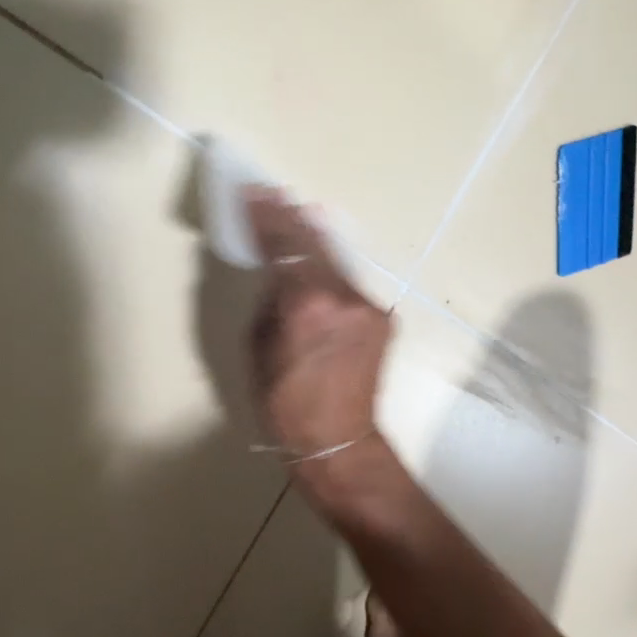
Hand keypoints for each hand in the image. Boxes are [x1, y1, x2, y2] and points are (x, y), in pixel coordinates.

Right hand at [247, 188, 391, 459]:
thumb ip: (270, 303)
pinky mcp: (383, 318)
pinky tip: (321, 265)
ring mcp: (369, 306)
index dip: (267, 216)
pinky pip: (350, 285)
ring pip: (338, 261)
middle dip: (291, 218)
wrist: (339, 443)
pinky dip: (332, 271)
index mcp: (306, 305)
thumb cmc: (284, 405)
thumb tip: (278, 276)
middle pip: (317, 243)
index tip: (253, 193)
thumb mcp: (258, 350)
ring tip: (298, 218)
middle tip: (273, 196)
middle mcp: (344, 297)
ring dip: (315, 241)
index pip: (285, 245)